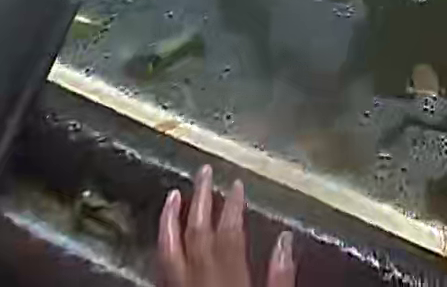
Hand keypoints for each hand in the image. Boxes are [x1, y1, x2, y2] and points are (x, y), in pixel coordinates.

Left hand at [158, 165, 294, 286]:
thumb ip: (279, 276)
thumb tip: (286, 240)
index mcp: (229, 277)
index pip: (229, 232)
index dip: (233, 205)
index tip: (237, 183)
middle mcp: (201, 279)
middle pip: (197, 233)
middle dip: (201, 198)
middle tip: (204, 170)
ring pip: (170, 250)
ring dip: (171, 219)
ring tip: (173, 194)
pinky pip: (161, 267)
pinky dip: (164, 245)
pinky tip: (166, 234)